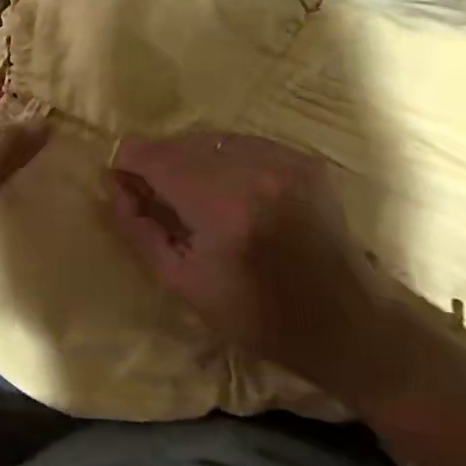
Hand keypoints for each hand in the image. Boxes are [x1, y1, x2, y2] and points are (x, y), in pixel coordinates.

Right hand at [108, 133, 396, 400]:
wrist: (352, 326)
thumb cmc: (259, 315)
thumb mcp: (181, 282)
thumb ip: (137, 227)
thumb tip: (113, 183)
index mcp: (221, 206)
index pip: (151, 155)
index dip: (129, 165)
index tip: (125, 185)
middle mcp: (253, 171)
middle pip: (178, 143)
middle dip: (160, 165)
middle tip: (163, 200)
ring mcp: (282, 160)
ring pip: (207, 139)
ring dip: (192, 161)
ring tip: (199, 198)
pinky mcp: (301, 159)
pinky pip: (239, 143)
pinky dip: (224, 161)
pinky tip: (232, 193)